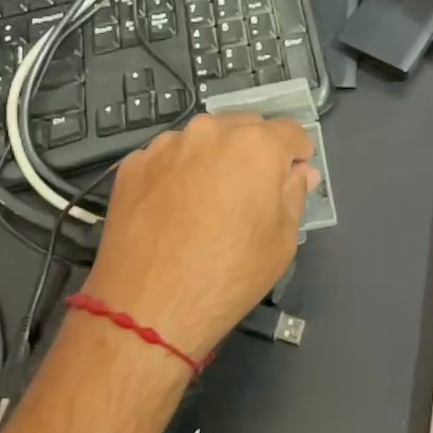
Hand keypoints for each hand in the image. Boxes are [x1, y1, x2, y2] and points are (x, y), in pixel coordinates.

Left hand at [80, 112, 318, 358]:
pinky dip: (177, 173)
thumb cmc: (228, 275)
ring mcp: (166, 145)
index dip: (296, 153)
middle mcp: (209, 131)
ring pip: (202, 140)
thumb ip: (293, 195)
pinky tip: (174, 209)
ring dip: (212, 158)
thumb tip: (299, 172)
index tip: (292, 175)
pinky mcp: (133, 164)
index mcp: (254, 144)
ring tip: (208, 201)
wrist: (148, 305)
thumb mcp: (281, 241)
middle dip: (254, 150)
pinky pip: (167, 158)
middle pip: (243, 127)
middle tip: (251, 192)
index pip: (288, 131)